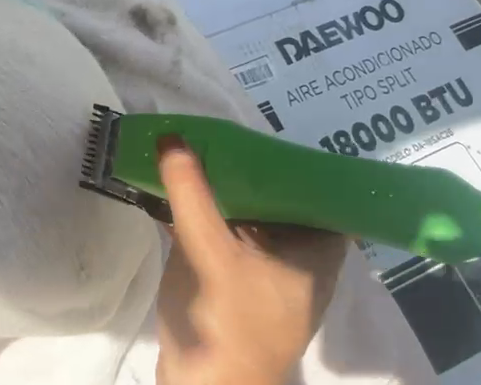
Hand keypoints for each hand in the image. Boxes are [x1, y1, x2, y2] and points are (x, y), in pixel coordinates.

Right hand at [154, 136, 345, 384]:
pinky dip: (185, 195)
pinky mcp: (214, 262)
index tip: (267, 128)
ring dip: (210, 174)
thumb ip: (192, 195)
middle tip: (212, 121)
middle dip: (242, 159)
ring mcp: (249, 255)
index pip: (319, 195)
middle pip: (270, 192)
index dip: (299, 162)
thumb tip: (171, 136)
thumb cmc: (235, 325)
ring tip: (184, 135)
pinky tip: (160, 169)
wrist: (204, 380)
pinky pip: (204, 217)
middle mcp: (286, 249)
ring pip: (234, 202)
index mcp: (312, 252)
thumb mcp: (215, 255)